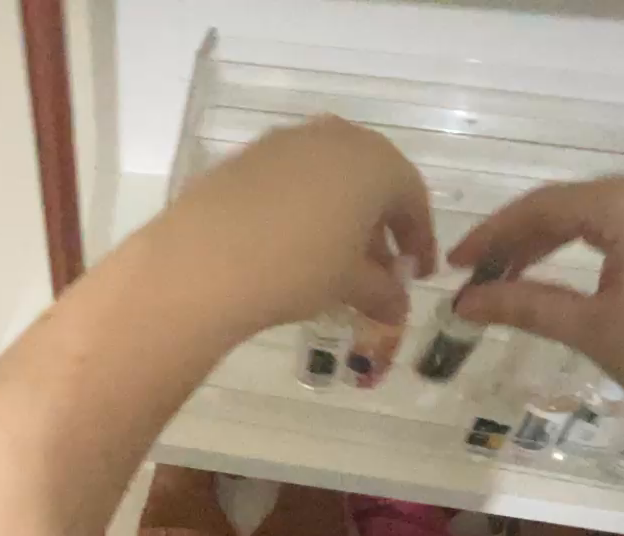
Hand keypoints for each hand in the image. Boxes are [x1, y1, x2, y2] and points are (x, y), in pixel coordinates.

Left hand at [148, 116, 436, 337]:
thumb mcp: (348, 285)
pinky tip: (290, 247)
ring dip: (339, 222)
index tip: (418, 275)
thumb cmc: (297, 269)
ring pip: (328, 182)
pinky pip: (289, 185)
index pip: (412, 201)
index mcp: (377, 162)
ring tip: (333, 265)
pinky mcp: (246, 159)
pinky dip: (302, 214)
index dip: (418, 242)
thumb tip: (398, 307)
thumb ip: (382, 292)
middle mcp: (336, 139)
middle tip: (377, 273)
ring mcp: (286, 143)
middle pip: (370, 185)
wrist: (204, 260)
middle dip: (378, 231)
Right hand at [446, 176, 623, 427]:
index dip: (492, 235)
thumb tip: (464, 302)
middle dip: (525, 239)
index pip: (546, 206)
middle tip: (483, 277)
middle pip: (581, 204)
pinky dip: (607, 249)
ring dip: (565, 244)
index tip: (454, 267)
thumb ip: (525, 306)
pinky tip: (591, 281)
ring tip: (526, 280)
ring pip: (617, 214)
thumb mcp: (594, 330)